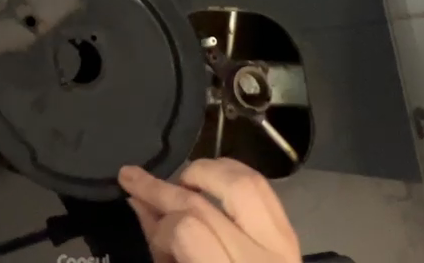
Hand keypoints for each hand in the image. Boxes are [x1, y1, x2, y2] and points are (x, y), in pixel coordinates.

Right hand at [121, 160, 301, 262]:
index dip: (161, 224)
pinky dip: (229, 175)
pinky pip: (260, 187)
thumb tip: (138, 202)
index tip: (145, 225)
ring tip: (180, 183)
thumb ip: (161, 250)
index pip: (189, 231)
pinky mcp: (290, 238)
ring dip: (203, 172)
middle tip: (133, 179)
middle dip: (163, 188)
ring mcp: (284, 249)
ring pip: (241, 182)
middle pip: (206, 205)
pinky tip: (208, 182)